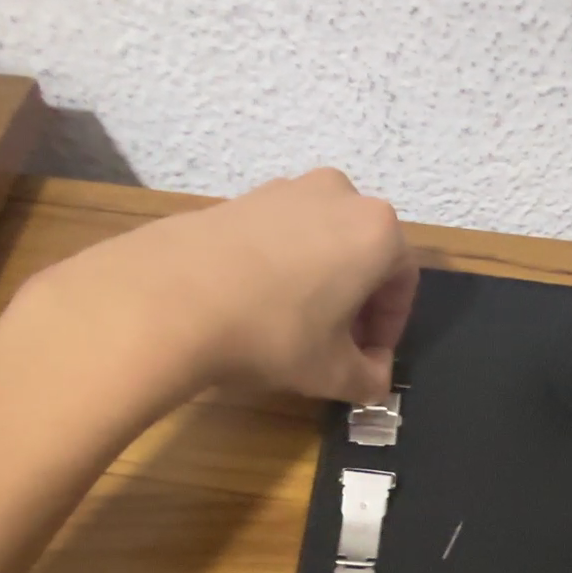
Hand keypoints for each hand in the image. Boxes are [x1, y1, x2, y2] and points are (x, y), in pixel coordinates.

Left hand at [14, 168, 417, 416]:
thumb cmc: (275, 333)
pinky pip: (280, 237)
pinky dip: (284, 270)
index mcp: (377, 230)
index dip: (390, 330)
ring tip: (297, 329)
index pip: (402, 283)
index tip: (370, 362)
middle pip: (364, 256)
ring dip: (322, 285)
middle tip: (339, 346)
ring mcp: (284, 190)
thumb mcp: (334, 372)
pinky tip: (258, 307)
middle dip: (358, 304)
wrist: (168, 299)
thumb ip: (369, 379)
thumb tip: (374, 382)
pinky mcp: (239, 198)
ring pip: (322, 243)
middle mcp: (339, 195)